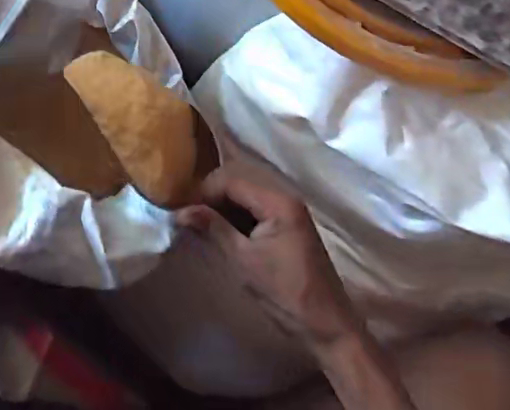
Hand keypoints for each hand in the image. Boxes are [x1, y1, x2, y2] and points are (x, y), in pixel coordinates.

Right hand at [175, 166, 360, 348]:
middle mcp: (284, 196)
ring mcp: (288, 209)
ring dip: (222, 206)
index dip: (204, 192)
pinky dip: (236, 215)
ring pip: (244, 193)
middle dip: (211, 196)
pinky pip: (254, 207)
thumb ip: (213, 229)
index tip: (185, 211)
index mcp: (278, 201)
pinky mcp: (287, 222)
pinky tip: (224, 232)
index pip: (230, 179)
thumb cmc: (287, 294)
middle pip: (237, 181)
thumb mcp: (244, 262)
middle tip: (192, 217)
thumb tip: (179, 211)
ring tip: (203, 225)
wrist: (330, 329)